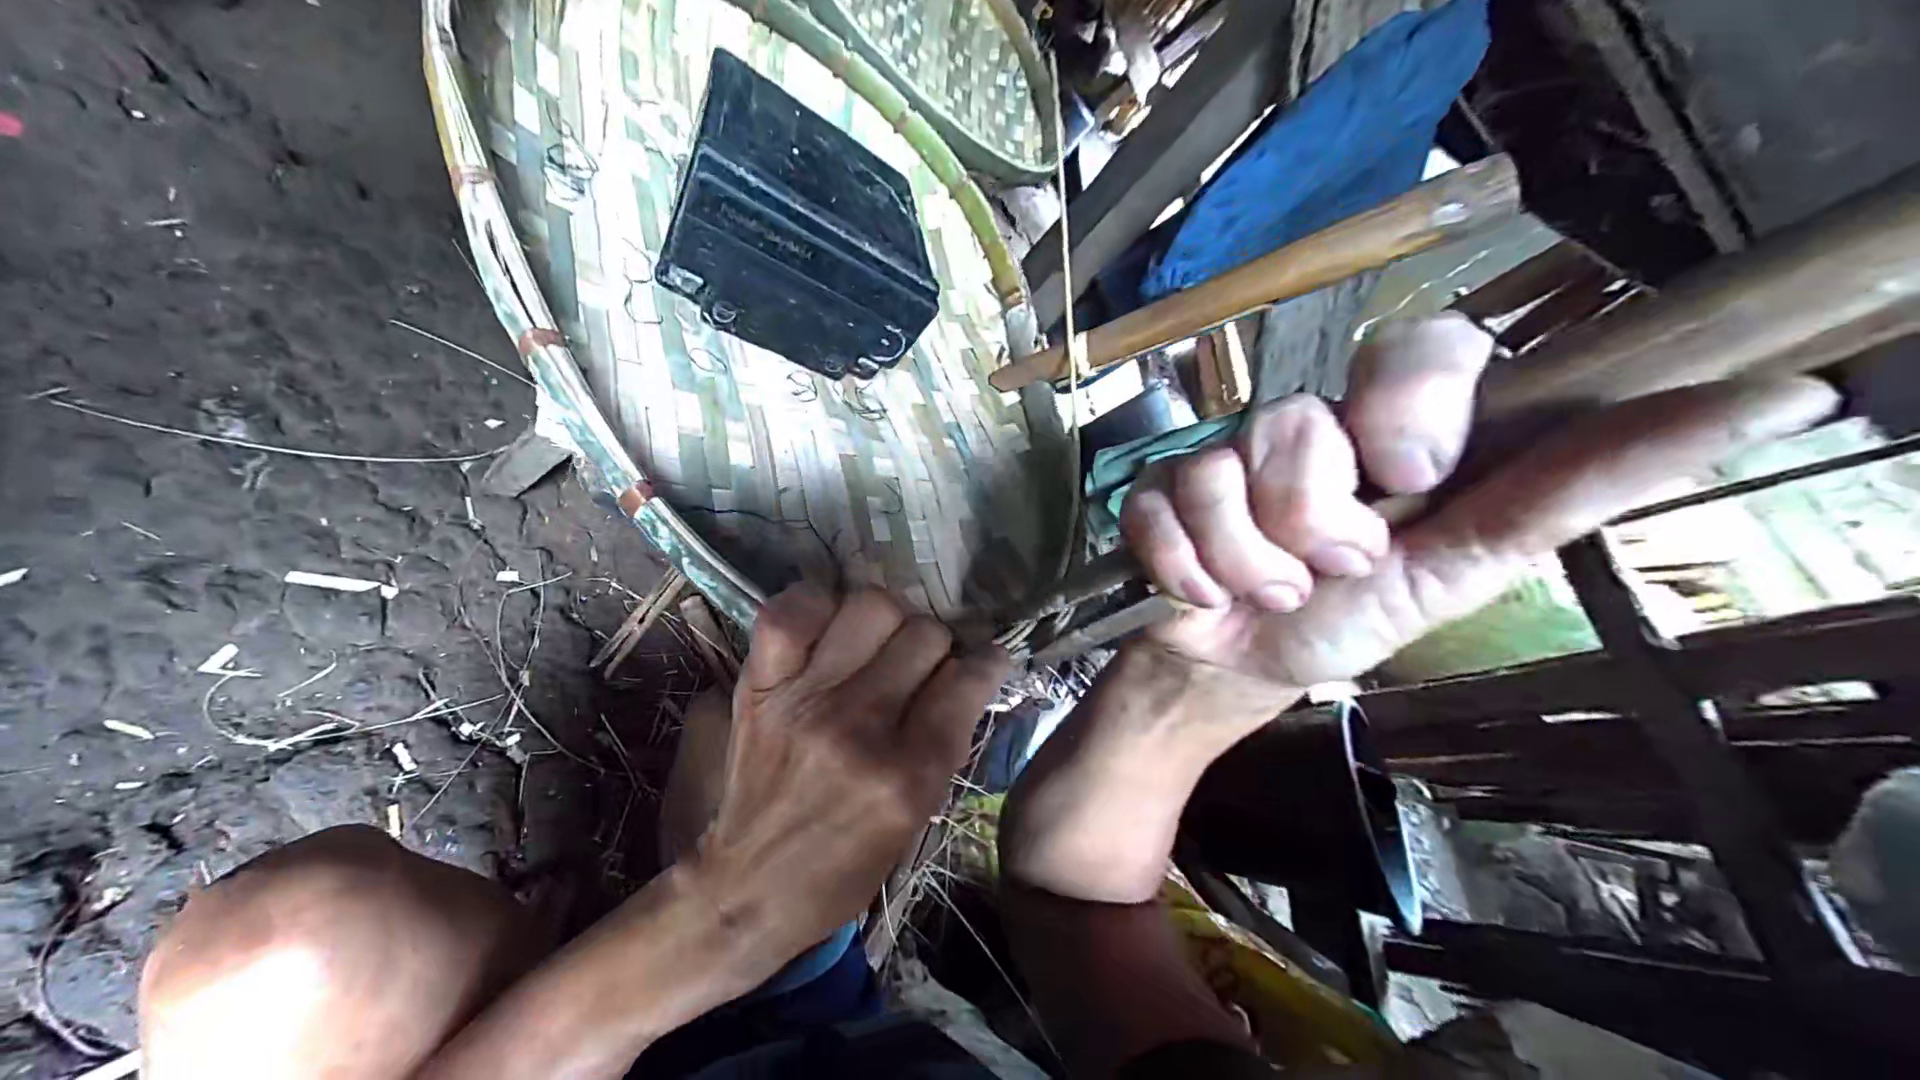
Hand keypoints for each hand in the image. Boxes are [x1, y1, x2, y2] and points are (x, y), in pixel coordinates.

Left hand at [689, 585, 1008, 967]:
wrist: (751, 886)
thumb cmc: (847, 862)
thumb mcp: (919, 814)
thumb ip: (948, 737)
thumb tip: (971, 669)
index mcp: (908, 773)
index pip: (965, 680)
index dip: (983, 664)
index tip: (981, 663)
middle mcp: (858, 726)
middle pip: (922, 634)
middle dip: (934, 645)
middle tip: (919, 665)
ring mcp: (805, 700)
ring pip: (871, 607)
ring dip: (887, 620)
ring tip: (877, 642)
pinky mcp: (759, 686)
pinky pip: (791, 611)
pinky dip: (815, 605)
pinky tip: (828, 626)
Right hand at [1120, 313, 1839, 693]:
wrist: (1242, 668)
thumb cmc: (1349, 623)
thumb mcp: (1461, 569)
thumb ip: (1569, 493)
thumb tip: (1780, 398)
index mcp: (1385, 434)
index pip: (1416, 346)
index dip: (1408, 399)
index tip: (1408, 476)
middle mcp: (1303, 430)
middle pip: (1298, 421)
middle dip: (1310, 519)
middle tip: (1327, 572)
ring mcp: (1218, 456)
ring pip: (1220, 471)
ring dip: (1247, 559)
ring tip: (1266, 594)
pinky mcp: (1154, 490)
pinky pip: (1161, 507)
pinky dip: (1186, 566)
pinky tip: (1199, 591)